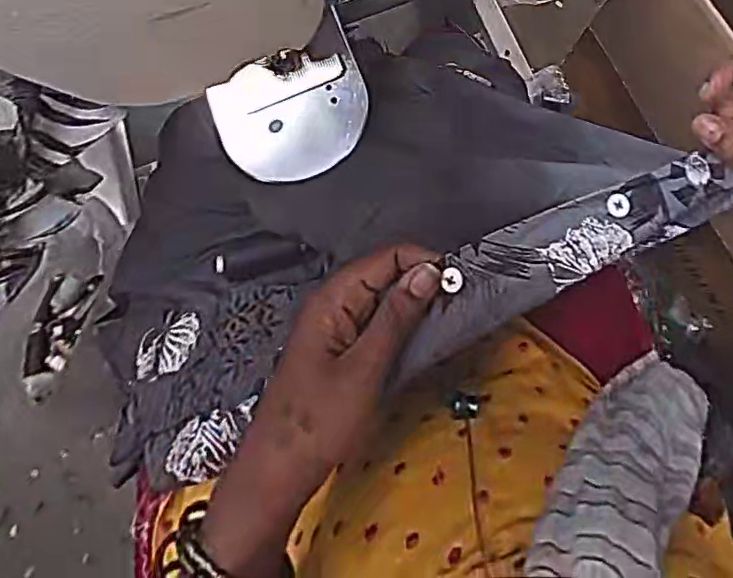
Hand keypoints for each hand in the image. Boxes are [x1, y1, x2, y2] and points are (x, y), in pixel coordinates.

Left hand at [202, 245, 442, 576]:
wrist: (277, 476)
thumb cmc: (314, 427)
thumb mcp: (365, 368)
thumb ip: (397, 316)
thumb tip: (427, 274)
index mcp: (332, 299)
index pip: (388, 257)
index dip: (424, 262)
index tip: (455, 279)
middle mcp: (332, 304)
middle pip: (386, 272)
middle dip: (422, 281)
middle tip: (455, 299)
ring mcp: (336, 324)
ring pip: (384, 296)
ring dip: (415, 302)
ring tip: (443, 317)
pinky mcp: (342, 346)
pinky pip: (377, 319)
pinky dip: (401, 323)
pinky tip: (418, 336)